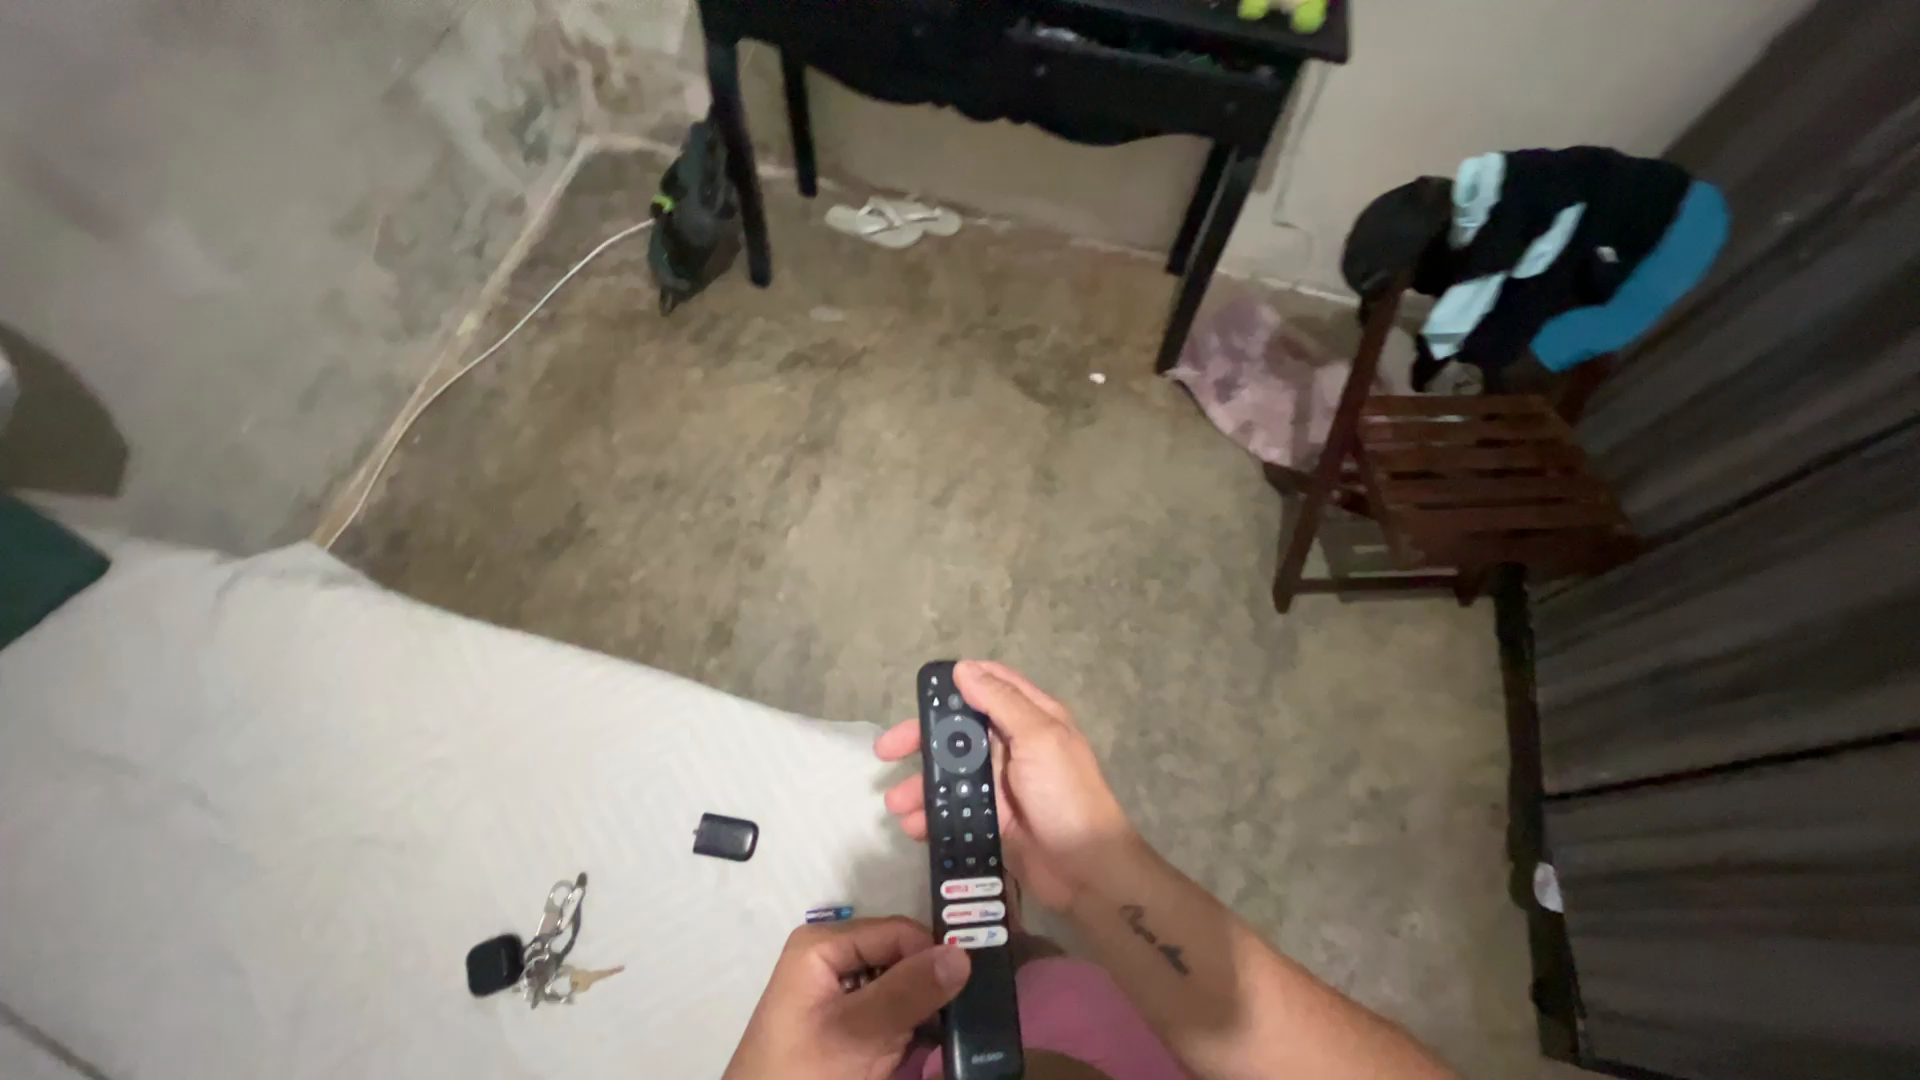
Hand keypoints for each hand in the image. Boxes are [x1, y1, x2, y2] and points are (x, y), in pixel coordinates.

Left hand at [721, 917, 970, 1079]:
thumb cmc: (802, 1075)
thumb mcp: (857, 1033)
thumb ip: (908, 991)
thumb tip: (962, 953)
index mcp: (825, 945)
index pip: (899, 932)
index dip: (933, 957)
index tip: (969, 988)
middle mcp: (835, 961)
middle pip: (903, 960)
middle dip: (932, 990)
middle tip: (966, 1017)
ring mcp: (843, 997)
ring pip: (904, 991)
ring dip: (927, 1017)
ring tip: (949, 1038)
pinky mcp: (851, 1028)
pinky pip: (895, 1018)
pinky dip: (914, 1036)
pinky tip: (927, 1054)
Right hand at [877, 660, 1135, 910]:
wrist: (1087, 870)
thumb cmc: (1065, 794)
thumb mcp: (1038, 738)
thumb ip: (1001, 702)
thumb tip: (963, 668)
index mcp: (1032, 718)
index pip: (992, 686)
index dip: (957, 684)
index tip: (921, 691)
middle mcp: (1015, 745)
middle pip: (960, 732)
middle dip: (922, 740)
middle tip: (886, 750)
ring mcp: (1002, 785)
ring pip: (951, 774)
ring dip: (921, 785)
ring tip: (897, 804)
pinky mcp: (993, 820)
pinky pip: (954, 810)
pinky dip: (932, 816)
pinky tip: (914, 827)